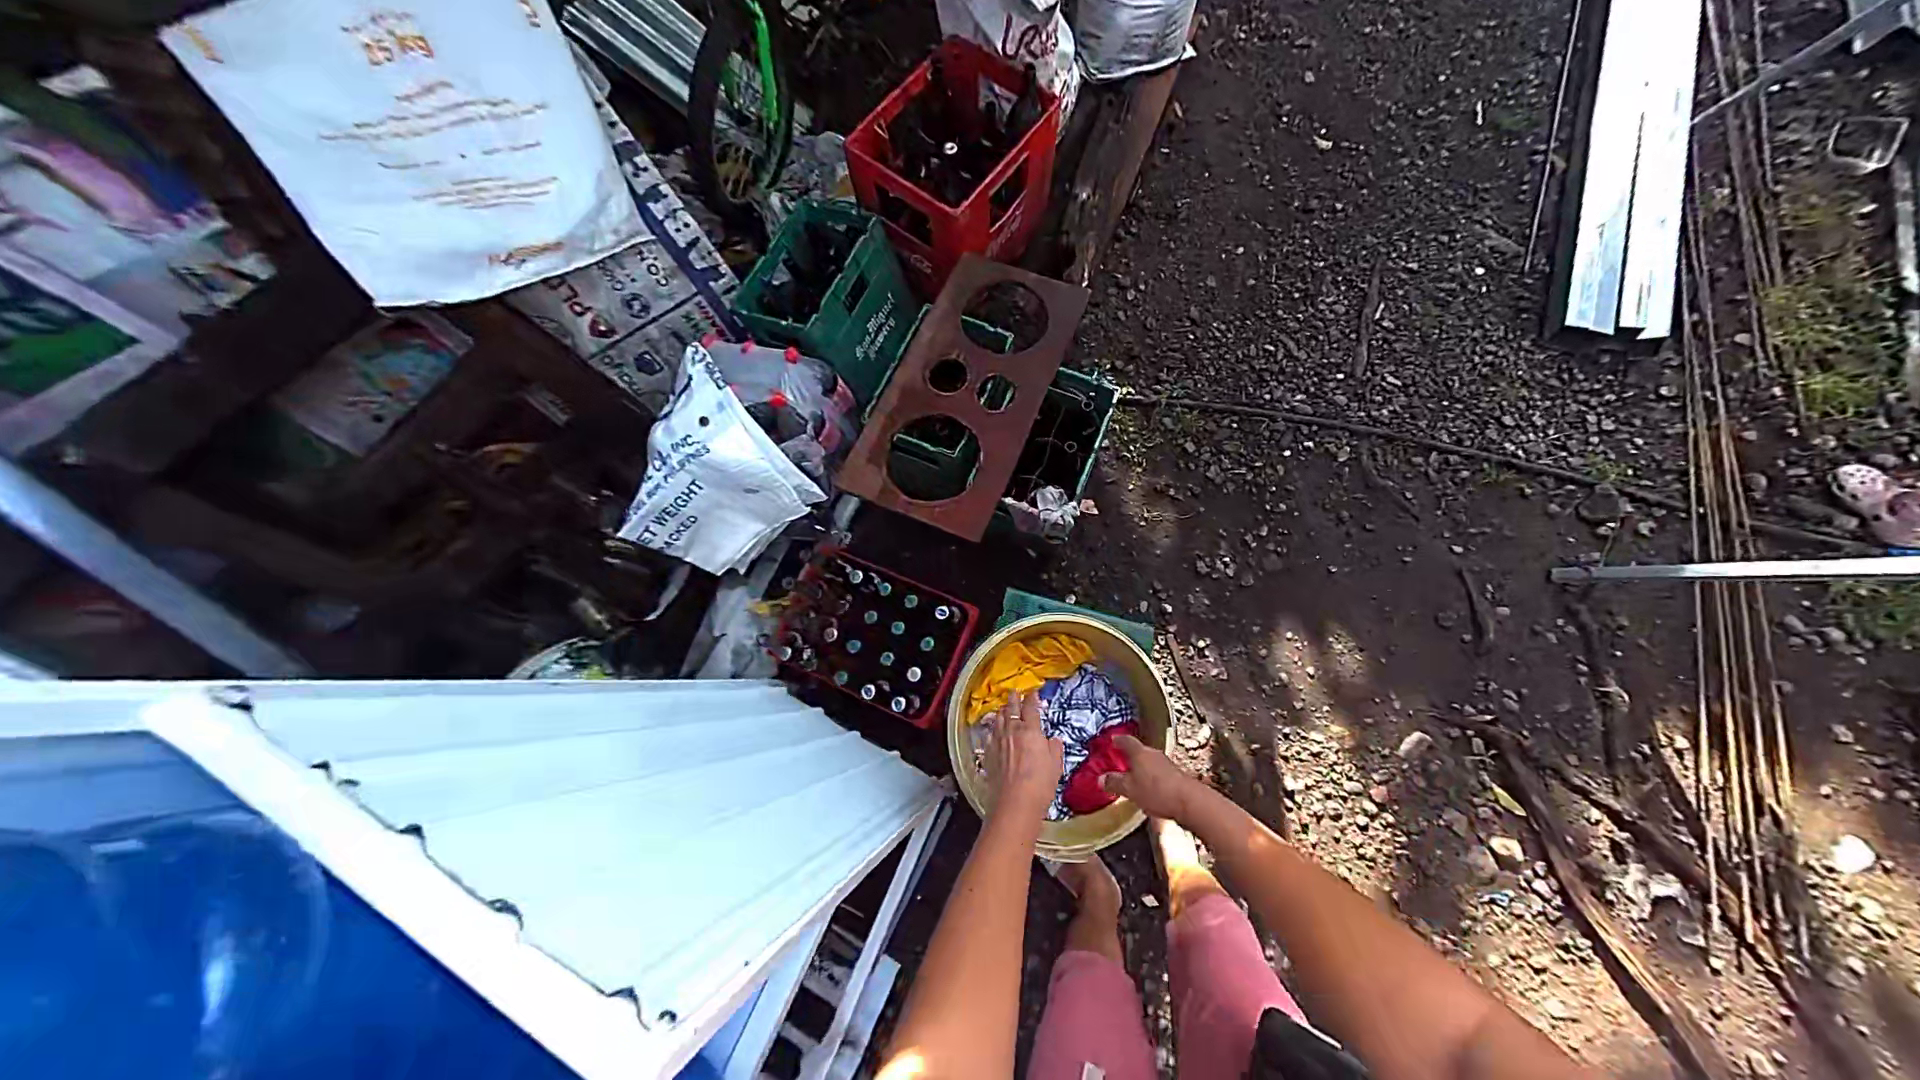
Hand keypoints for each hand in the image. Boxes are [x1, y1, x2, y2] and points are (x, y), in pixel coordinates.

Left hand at [983, 690, 1062, 820]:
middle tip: (1014, 692)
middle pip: (1011, 710)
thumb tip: (1053, 739)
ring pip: (998, 720)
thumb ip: (1054, 749)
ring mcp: (998, 742)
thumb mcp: (1055, 765)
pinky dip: (993, 729)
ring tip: (1003, 707)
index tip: (1033, 692)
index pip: (1031, 709)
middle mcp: (1012, 732)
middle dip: (1013, 699)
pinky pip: (990, 735)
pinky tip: (993, 730)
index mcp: (1031, 731)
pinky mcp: (988, 754)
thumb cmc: (1040, 784)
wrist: (1014, 803)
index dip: (1032, 699)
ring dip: (1002, 712)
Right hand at [1099, 735, 1205, 820]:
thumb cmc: (1156, 791)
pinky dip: (1152, 777)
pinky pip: (1159, 772)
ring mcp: (1167, 764)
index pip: (1126, 741)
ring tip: (1134, 777)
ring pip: (1150, 762)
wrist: (1189, 802)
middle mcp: (1153, 754)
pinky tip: (1150, 789)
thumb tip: (1101, 779)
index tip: (1112, 740)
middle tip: (1120, 760)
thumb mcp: (1129, 789)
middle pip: (1139, 750)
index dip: (1118, 740)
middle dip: (1130, 756)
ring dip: (1142, 767)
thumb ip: (1114, 783)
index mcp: (1139, 753)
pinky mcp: (1176, 776)